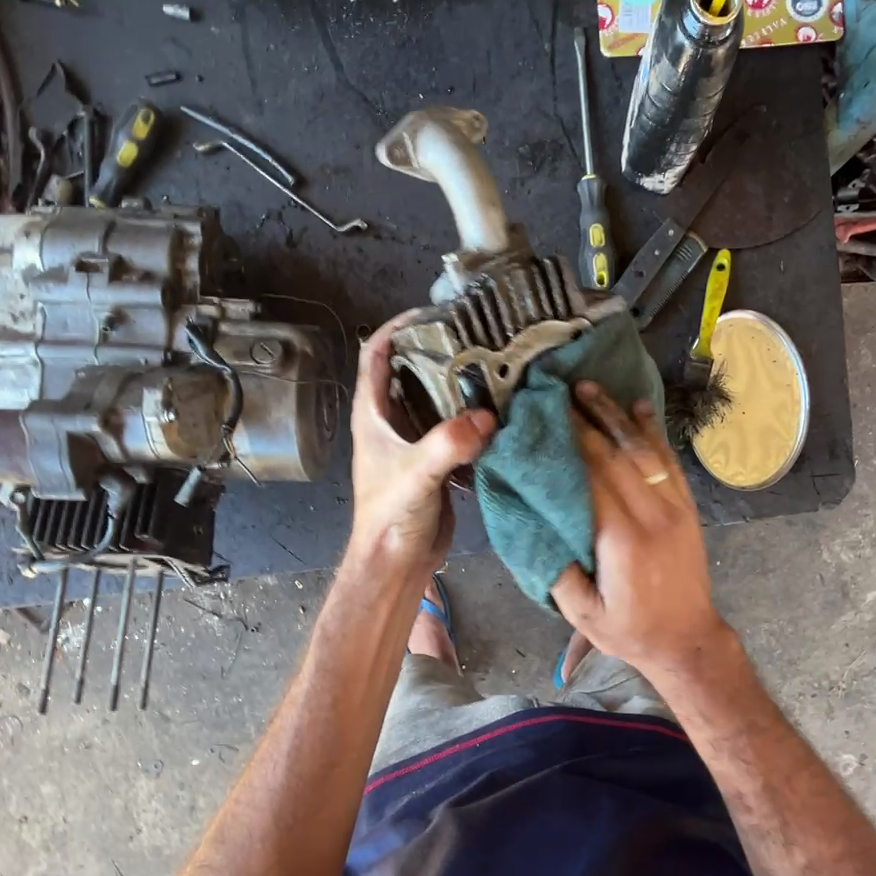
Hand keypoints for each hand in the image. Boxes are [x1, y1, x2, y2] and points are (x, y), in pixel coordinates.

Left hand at [347, 312, 496, 576]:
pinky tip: (502, 409)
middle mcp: (392, 421)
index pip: (376, 353)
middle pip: (413, 370)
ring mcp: (415, 441)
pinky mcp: (437, 461)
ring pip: (437, 399)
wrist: (398, 563)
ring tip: (497, 365)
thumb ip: (447, 444)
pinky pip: (456, 428)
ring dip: (461, 384)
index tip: (434, 312)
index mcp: (373, 414)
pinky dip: (475, 417)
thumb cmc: (391, 516)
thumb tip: (488, 418)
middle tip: (479, 336)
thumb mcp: (415, 474)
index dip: (398, 326)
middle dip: (441, 350)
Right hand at [551, 382, 734, 677]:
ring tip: (590, 387)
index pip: (591, 477)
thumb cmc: (630, 630)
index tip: (543, 418)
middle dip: (585, 419)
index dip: (567, 443)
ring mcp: (675, 509)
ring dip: (615, 415)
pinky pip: (669, 462)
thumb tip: (533, 522)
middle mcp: (652, 516)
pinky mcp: (687, 509)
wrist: (687, 641)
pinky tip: (638, 408)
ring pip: (643, 450)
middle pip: (615, 455)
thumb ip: (558, 570)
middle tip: (557, 391)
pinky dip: (653, 432)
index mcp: (621, 540)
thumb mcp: (583, 614)